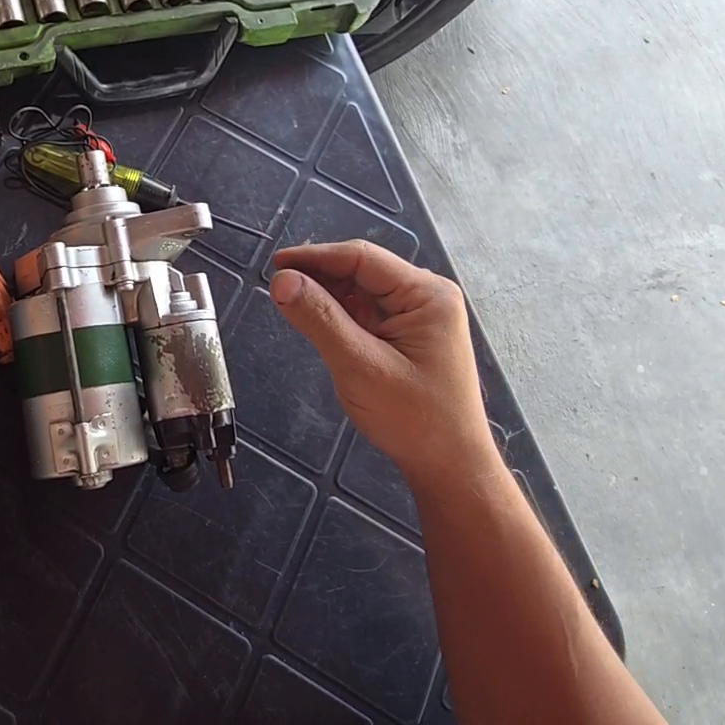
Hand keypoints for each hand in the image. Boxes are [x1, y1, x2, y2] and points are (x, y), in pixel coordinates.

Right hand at [270, 240, 497, 486]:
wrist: (449, 467)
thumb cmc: (413, 419)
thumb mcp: (359, 366)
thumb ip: (319, 318)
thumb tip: (280, 280)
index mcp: (427, 294)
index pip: (361, 258)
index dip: (314, 256)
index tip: (275, 263)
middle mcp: (426, 296)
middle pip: (361, 269)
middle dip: (318, 273)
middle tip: (277, 284)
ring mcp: (418, 315)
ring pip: (360, 288)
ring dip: (326, 292)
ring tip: (290, 300)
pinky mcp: (406, 333)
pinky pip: (365, 309)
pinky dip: (337, 311)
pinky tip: (314, 317)